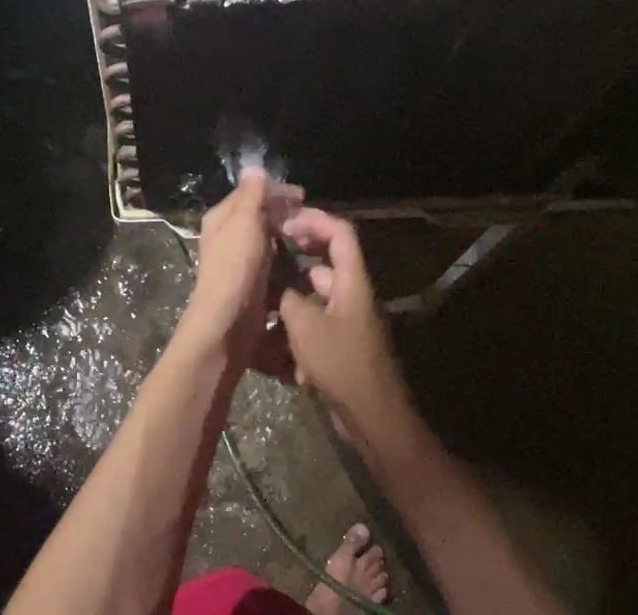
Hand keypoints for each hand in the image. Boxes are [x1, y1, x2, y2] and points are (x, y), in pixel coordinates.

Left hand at [183, 170, 300, 356]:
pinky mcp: (253, 285)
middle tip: (314, 221)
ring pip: (269, 242)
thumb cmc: (234, 267)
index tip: (304, 196)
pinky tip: (305, 266)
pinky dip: (288, 263)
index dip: (276, 192)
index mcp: (222, 218)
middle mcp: (228, 237)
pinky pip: (273, 266)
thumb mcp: (242, 223)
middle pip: (261, 218)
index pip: (250, 194)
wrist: (226, 323)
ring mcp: (240, 263)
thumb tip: (253, 168)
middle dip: (286, 216)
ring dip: (290, 240)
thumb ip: (250, 196)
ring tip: (314, 243)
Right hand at [277, 209, 406, 441]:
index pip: (340, 233)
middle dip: (299, 252)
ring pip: (319, 292)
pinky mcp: (343, 343)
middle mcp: (354, 295)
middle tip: (270, 250)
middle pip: (329, 259)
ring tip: (264, 294)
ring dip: (294, 292)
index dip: (314, 220)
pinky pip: (318, 320)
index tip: (283, 223)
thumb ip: (289, 298)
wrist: (373, 416)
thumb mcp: (304, 325)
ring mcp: (350, 320)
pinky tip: (277, 341)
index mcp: (352, 282)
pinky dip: (299, 323)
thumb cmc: (341, 364)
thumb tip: (281, 289)